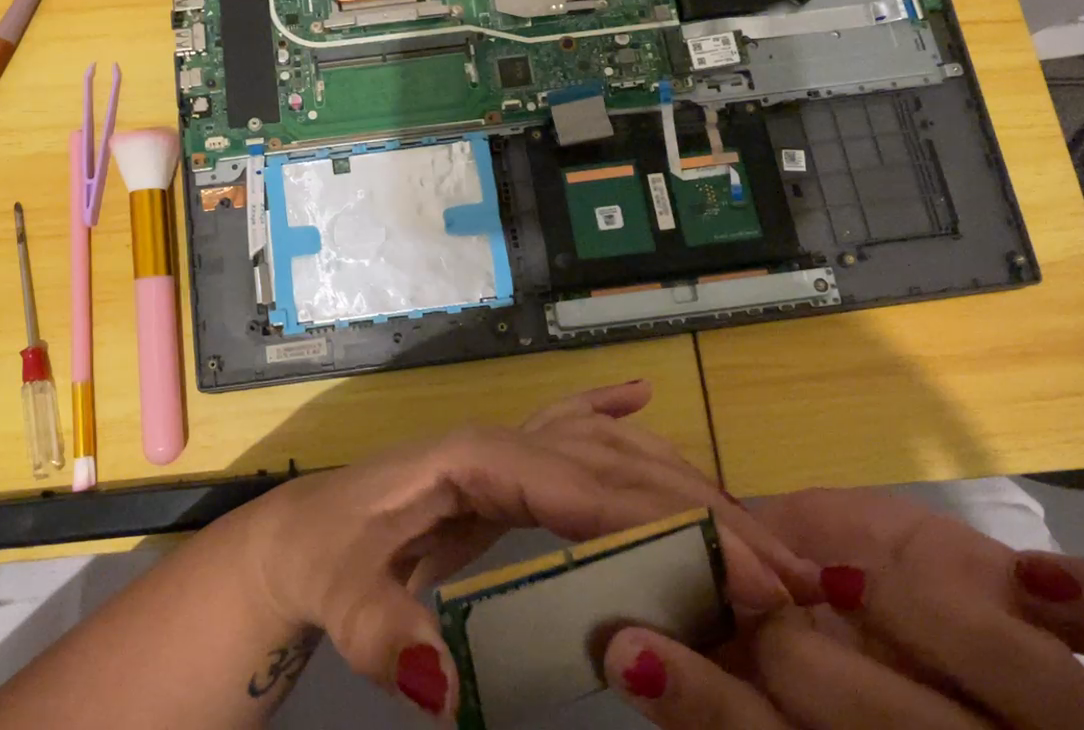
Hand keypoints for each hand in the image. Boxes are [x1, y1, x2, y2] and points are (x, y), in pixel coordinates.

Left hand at [220, 381, 819, 719]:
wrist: (300, 535)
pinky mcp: (504, 469)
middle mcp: (498, 442)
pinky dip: (609, 412)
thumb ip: (382, 633)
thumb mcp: (338, 597)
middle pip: (610, 462)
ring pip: (606, 448)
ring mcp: (503, 449)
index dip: (656, 520)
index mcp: (469, 459)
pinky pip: (568, 430)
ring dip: (680, 480)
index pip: (576, 483)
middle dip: (697, 508)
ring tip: (753, 530)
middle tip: (782, 572)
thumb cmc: (321, 556)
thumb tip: (446, 686)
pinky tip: (640, 397)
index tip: (737, 571)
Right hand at [601, 487, 1083, 727]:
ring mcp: (1042, 693)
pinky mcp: (1055, 610)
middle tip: (764, 624)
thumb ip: (697, 684)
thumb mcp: (730, 669)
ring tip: (840, 579)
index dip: (725, 715)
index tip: (650, 655)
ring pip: (1049, 696)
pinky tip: (1025, 579)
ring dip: (931, 632)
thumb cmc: (774, 633)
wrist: (821, 581)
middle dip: (824, 683)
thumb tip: (622, 648)